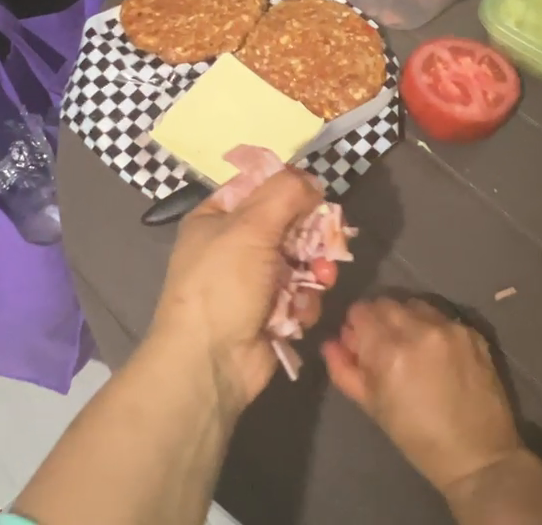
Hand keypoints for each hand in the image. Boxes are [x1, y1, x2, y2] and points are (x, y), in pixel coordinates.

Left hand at [148, 167, 330, 414]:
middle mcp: (233, 246)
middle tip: (332, 241)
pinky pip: (300, 295)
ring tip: (321, 279)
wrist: (210, 362)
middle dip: (312, 236)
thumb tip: (312, 179)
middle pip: (288, 225)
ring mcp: (252, 282)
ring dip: (315, 270)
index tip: (316, 193)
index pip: (259, 188)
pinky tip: (299, 313)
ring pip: (301, 261)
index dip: (289, 189)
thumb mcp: (250, 225)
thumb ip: (285, 193)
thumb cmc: (222, 283)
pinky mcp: (271, 313)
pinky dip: (304, 302)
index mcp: (217, 217)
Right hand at [322, 298, 522, 496]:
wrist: (480, 456)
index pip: (360, 312)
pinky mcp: (471, 331)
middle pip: (384, 303)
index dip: (356, 327)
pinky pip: (440, 315)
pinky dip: (431, 327)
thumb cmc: (419, 438)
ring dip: (405, 319)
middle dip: (378, 320)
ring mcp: (448, 328)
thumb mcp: (373, 408)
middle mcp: (418, 330)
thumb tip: (330, 344)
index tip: (359, 343)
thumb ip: (345, 371)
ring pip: (412, 304)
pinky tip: (436, 352)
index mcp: (389, 351)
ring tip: (411, 346)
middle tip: (383, 346)